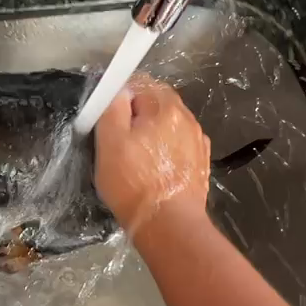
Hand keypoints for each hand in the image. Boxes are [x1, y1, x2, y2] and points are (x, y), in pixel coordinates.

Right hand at [94, 78, 210, 235]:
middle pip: (156, 99)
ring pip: (167, 120)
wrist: (168, 223)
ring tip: (134, 152)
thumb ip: (112, 108)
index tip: (105, 117)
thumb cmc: (132, 182)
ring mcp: (196, 139)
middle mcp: (186, 118)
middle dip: (136, 110)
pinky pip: (177, 140)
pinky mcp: (199, 159)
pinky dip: (163, 144)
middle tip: (117, 135)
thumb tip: (117, 91)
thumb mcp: (109, 143)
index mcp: (164, 108)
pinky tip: (152, 164)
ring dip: (150, 127)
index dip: (118, 95)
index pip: (139, 82)